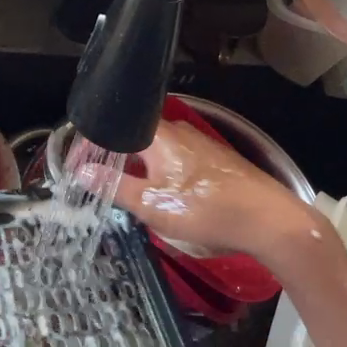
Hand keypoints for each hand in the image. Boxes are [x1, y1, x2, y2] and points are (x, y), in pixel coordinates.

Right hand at [79, 119, 318, 260]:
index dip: (93, 145)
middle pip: (135, 135)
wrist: (267, 218)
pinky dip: (160, 169)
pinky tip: (162, 190)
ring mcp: (197, 141)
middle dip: (116, 155)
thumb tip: (82, 169)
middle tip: (100, 179)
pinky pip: (175, 156)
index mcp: (157, 134)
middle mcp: (176, 129)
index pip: (114, 127)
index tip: (79, 165)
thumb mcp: (153, 205)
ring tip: (127, 188)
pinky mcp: (212, 157)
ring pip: (156, 147)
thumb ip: (116, 186)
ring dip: (139, 164)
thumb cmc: (205, 208)